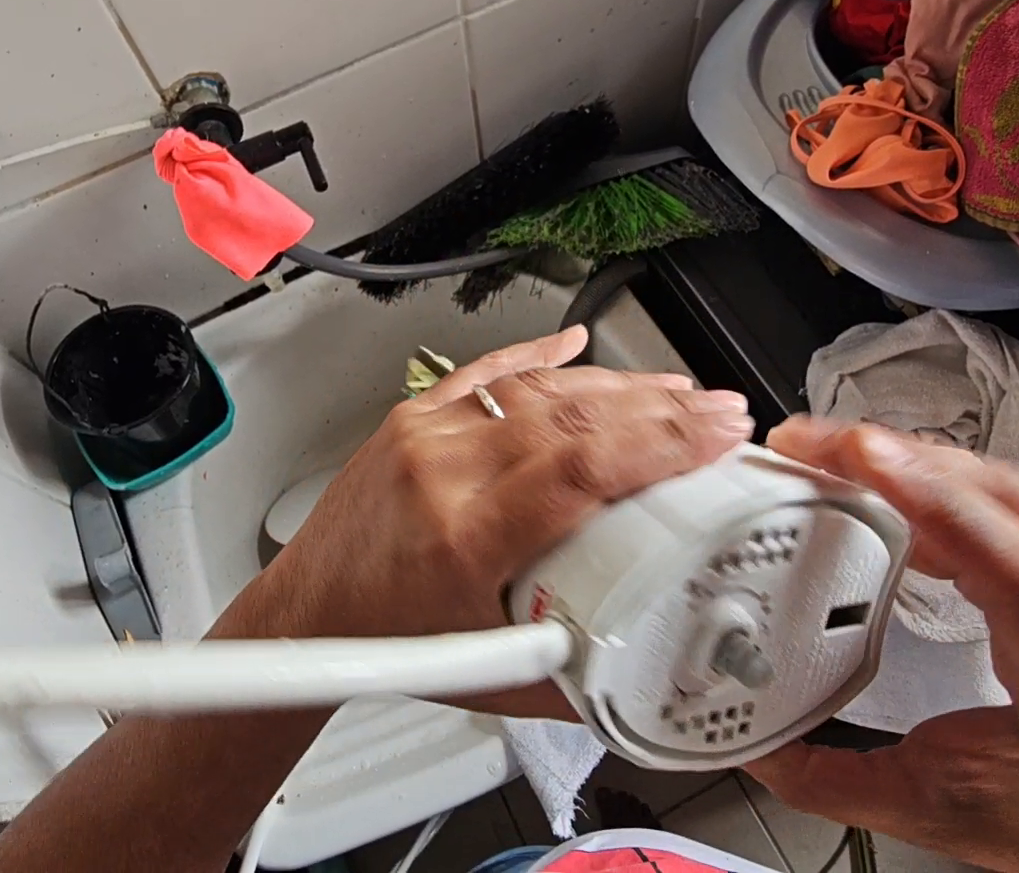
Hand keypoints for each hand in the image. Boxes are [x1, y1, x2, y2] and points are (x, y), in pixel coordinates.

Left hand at [255, 325, 753, 715]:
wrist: (307, 612)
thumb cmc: (381, 641)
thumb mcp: (493, 672)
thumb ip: (580, 662)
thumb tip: (648, 645)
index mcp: (464, 537)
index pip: (579, 468)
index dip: (658, 443)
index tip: (712, 436)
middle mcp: (441, 471)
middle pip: (568, 417)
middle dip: (656, 409)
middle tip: (712, 411)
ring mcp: (424, 434)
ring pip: (536, 390)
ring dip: (612, 387)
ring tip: (668, 392)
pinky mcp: (414, 418)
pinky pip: (486, 374)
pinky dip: (538, 358)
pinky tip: (575, 347)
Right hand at [745, 418, 1018, 872]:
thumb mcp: (938, 815)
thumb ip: (831, 778)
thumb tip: (754, 742)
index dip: (938, 503)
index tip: (863, 459)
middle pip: (1005, 502)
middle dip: (899, 458)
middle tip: (811, 443)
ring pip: (1004, 485)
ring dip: (912, 455)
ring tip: (833, 449)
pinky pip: (1002, 493)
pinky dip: (932, 471)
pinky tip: (883, 473)